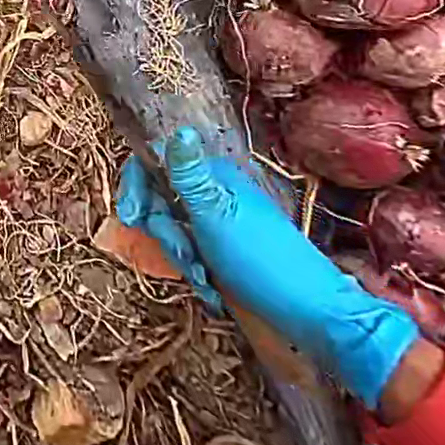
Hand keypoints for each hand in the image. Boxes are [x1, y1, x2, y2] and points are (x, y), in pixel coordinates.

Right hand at [114, 127, 420, 406]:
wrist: (314, 316)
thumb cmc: (262, 261)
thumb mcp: (215, 216)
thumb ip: (189, 175)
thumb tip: (179, 129)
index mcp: (214, 175)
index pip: (156, 166)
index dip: (136, 189)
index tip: (130, 219)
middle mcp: (215, 193)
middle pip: (161, 202)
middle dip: (167, 235)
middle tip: (188, 258)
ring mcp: (221, 222)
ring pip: (175, 232)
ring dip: (183, 259)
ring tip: (206, 280)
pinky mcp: (226, 251)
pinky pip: (193, 255)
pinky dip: (198, 274)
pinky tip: (214, 291)